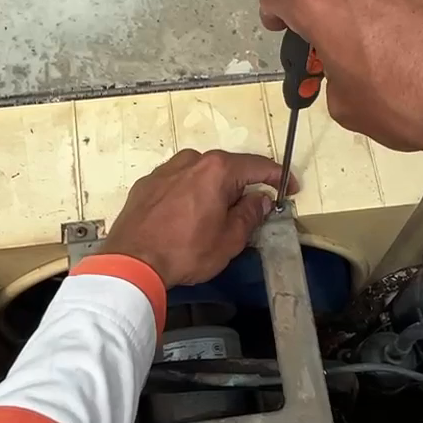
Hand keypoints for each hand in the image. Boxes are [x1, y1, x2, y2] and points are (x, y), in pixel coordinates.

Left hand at [95, 150, 296, 286]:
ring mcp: (165, 170)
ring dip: (213, 189)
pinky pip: (177, 183)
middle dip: (242, 186)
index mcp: (217, 169)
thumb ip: (249, 214)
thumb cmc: (185, 252)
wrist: (132, 262)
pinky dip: (189, 194)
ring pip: (200, 174)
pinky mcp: (146, 184)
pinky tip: (188, 216)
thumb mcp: (229, 240)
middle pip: (227, 168)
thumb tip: (259, 199)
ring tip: (216, 215)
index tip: (290, 187)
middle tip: (252, 209)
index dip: (278, 177)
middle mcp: (191, 160)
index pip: (257, 166)